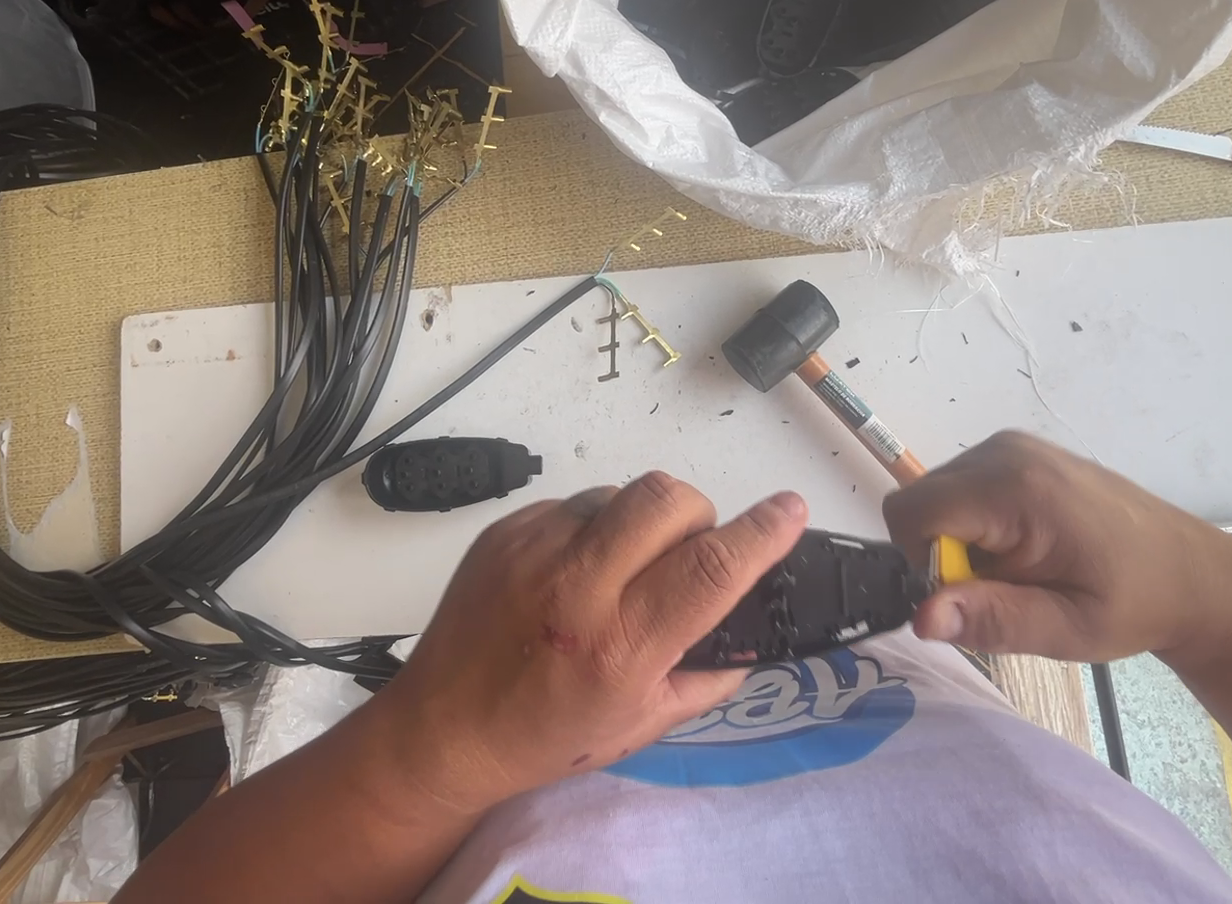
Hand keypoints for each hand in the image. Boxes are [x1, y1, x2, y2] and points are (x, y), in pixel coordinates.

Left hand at [371, 473, 807, 813]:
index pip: (709, 569)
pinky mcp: (506, 529)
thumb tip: (747, 634)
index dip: (761, 533)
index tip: (790, 508)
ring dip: (639, 521)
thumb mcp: (640, 724)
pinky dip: (589, 528)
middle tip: (687, 548)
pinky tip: (571, 569)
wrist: (441, 728)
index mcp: (620, 644)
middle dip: (696, 512)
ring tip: (618, 567)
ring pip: (618, 494)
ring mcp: (534, 548)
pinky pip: (571, 505)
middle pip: (665, 499)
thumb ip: (704, 677)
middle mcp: (578, 584)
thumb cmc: (545, 736)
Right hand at [882, 431, 1231, 665]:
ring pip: (932, 494)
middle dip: (939, 552)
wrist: (1195, 572)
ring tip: (1013, 566)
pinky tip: (1016, 541)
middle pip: (918, 503)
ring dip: (953, 537)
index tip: (971, 593)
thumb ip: (994, 620)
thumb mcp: (1070, 629)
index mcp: (1014, 490)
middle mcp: (1001, 452)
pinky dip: (968, 519)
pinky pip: (955, 484)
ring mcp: (1006, 444)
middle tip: (999, 586)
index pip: (911, 514)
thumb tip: (921, 617)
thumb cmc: (1136, 605)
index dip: (923, 562)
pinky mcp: (1010, 448)